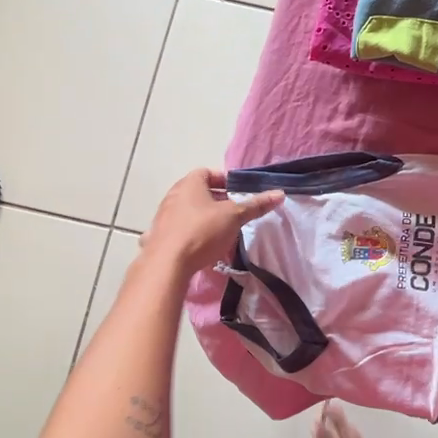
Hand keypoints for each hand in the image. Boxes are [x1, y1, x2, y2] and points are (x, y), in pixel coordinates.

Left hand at [140, 169, 283, 278]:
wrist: (167, 265)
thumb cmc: (202, 232)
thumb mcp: (234, 217)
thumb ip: (256, 205)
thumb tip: (280, 194)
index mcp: (189, 184)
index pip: (208, 172)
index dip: (225, 180)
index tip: (239, 193)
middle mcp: (172, 195)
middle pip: (198, 192)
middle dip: (216, 201)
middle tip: (234, 212)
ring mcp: (162, 216)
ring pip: (188, 211)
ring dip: (203, 217)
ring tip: (220, 231)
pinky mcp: (158, 237)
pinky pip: (179, 229)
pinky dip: (190, 233)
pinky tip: (200, 246)